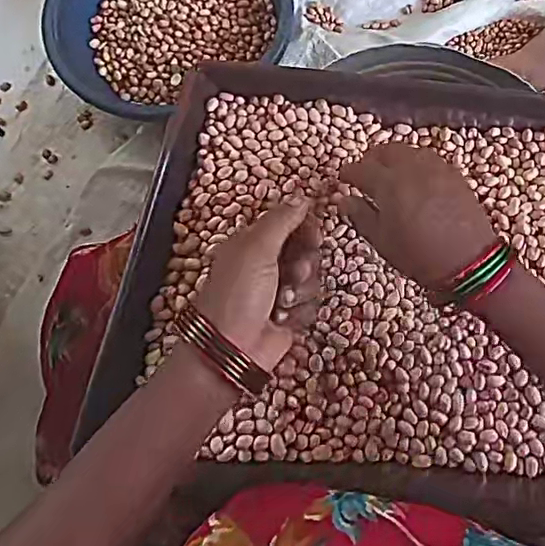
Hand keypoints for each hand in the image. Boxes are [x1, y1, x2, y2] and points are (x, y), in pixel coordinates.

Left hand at [191, 196, 322, 369]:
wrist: (231, 349)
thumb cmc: (238, 293)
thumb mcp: (257, 248)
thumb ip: (281, 220)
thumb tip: (302, 196)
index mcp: (253, 242)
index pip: (290, 223)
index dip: (305, 227)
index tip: (313, 235)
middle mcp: (267, 263)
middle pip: (307, 250)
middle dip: (305, 262)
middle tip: (294, 272)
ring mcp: (279, 290)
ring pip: (313, 278)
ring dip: (302, 289)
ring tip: (283, 301)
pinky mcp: (290, 315)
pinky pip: (312, 304)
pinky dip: (300, 311)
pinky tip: (283, 318)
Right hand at [337, 144, 498, 290]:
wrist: (469, 260)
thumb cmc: (419, 255)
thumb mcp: (382, 240)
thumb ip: (361, 216)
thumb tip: (344, 200)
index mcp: (388, 184)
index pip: (360, 169)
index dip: (348, 173)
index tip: (343, 179)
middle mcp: (411, 168)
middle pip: (385, 151)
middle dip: (371, 159)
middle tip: (365, 174)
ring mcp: (435, 168)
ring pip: (408, 151)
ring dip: (394, 158)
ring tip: (389, 174)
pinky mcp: (454, 174)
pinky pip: (429, 159)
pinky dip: (416, 163)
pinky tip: (415, 179)